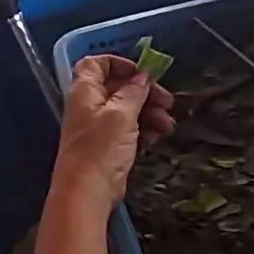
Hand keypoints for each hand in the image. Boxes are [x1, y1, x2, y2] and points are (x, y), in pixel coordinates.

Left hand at [55, 55, 175, 207]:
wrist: (87, 190)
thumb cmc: (100, 148)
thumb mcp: (121, 114)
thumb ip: (133, 92)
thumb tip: (142, 76)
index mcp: (84, 91)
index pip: (94, 64)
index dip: (118, 63)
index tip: (143, 72)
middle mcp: (88, 105)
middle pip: (118, 87)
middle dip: (145, 92)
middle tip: (168, 103)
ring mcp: (97, 126)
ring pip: (127, 109)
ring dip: (149, 113)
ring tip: (166, 127)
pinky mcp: (106, 145)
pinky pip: (128, 129)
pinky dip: (143, 130)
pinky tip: (155, 139)